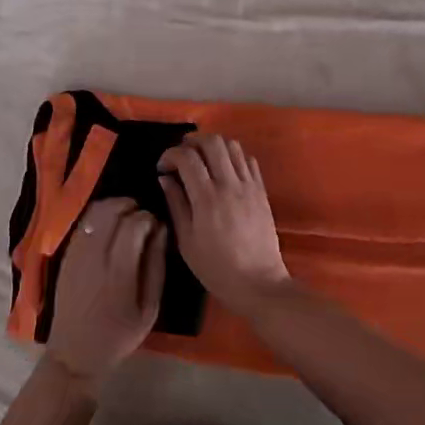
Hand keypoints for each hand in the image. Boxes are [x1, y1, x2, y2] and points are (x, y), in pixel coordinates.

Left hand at [45, 197, 165, 381]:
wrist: (75, 351)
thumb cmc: (118, 334)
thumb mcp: (149, 309)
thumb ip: (156, 266)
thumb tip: (161, 229)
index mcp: (119, 272)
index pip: (134, 225)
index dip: (148, 217)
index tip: (156, 226)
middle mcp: (95, 255)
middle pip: (113, 211)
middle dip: (131, 206)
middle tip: (142, 218)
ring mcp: (77, 251)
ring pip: (96, 210)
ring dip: (114, 206)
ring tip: (126, 217)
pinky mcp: (67, 251)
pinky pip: (83, 220)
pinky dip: (99, 214)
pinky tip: (108, 225)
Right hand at [158, 133, 291, 313]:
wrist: (259, 284)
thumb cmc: (216, 268)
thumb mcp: (186, 241)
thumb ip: (176, 204)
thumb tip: (166, 178)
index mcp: (207, 198)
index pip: (187, 157)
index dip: (170, 155)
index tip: (163, 168)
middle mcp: (229, 184)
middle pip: (212, 141)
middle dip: (192, 141)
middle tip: (182, 156)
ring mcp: (249, 185)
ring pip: (232, 145)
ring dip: (213, 146)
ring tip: (203, 160)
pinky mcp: (262, 191)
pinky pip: (248, 160)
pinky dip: (233, 157)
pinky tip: (224, 171)